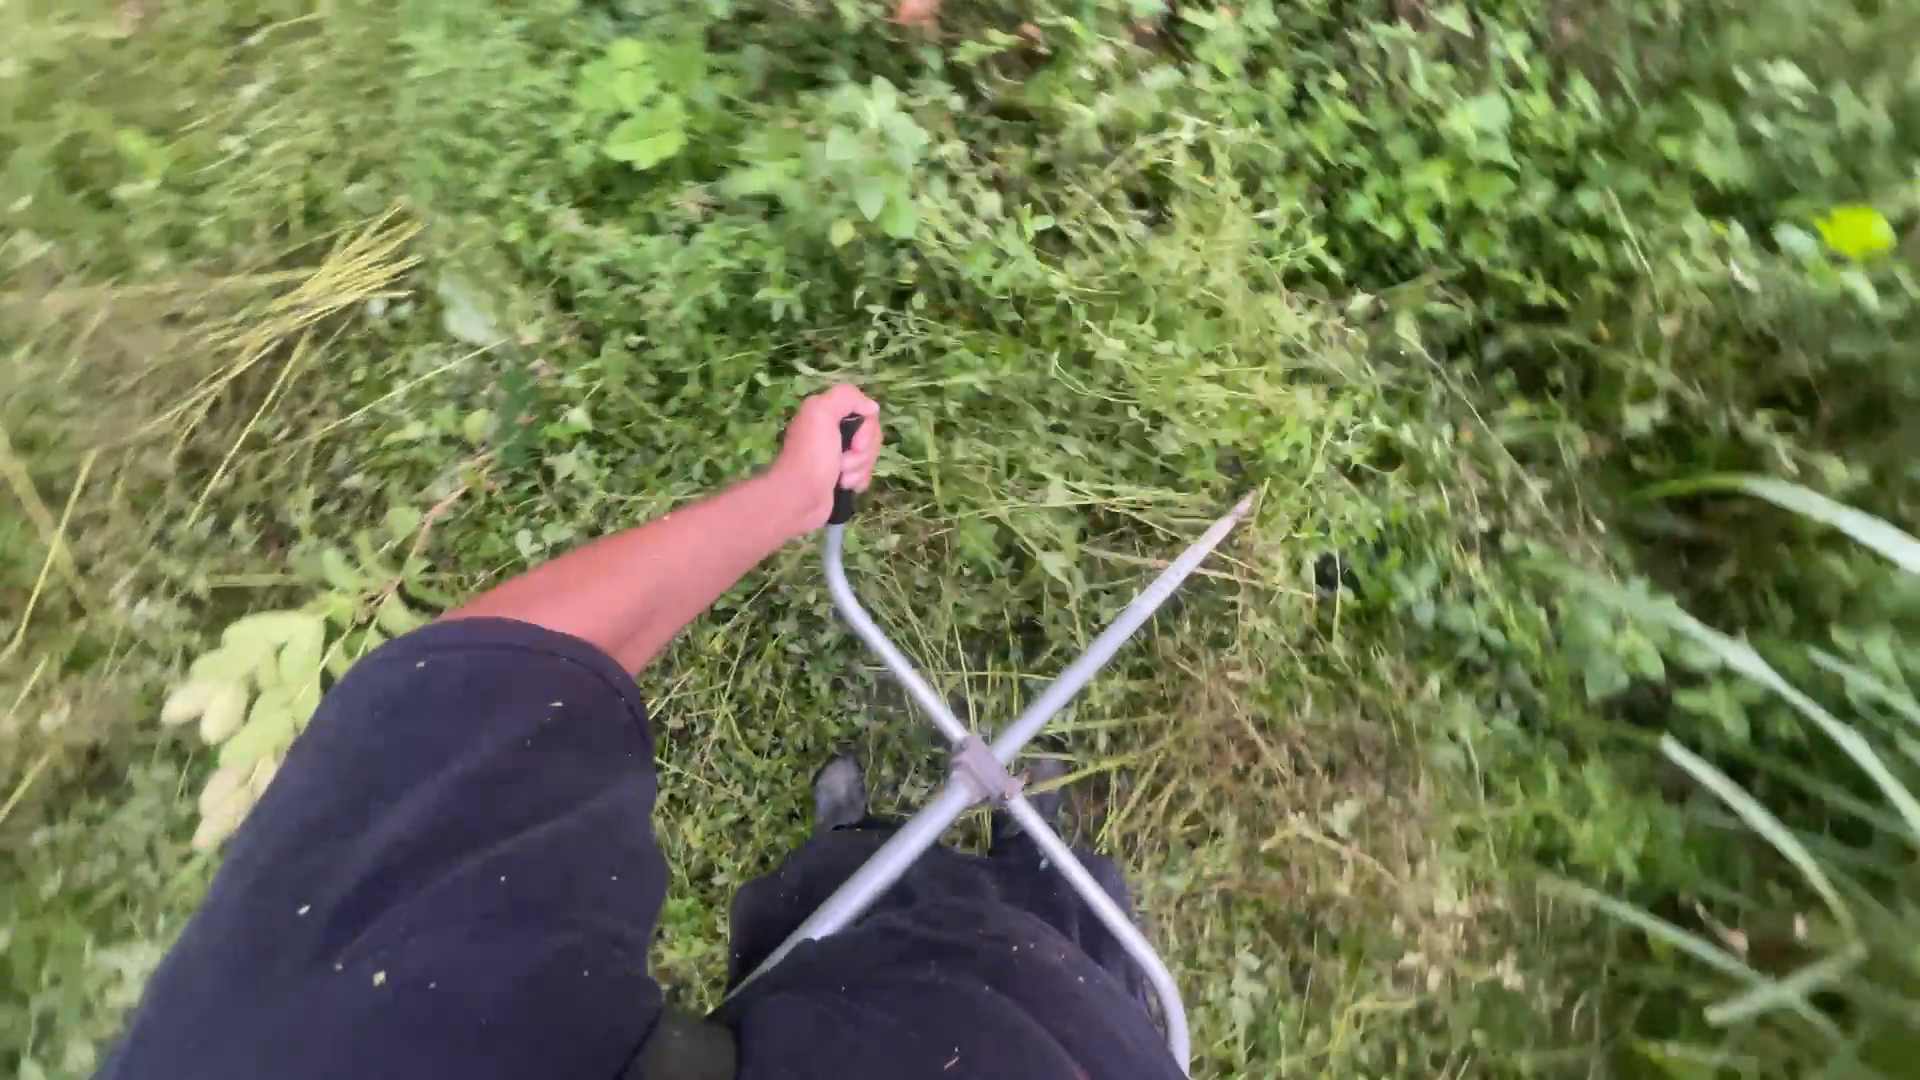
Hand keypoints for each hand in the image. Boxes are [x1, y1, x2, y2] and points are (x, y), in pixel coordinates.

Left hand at [767, 384, 881, 534]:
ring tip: (842, 478)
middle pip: (871, 435)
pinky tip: (845, 486)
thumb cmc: (812, 456)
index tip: (855, 443)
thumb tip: (872, 407)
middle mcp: (833, 430)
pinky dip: (859, 480)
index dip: (867, 429)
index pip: (867, 413)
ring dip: (860, 468)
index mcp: (828, 412)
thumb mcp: (821, 412)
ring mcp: (839, 454)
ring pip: (870, 455)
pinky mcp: (843, 475)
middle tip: (843, 462)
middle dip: (863, 452)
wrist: (800, 498)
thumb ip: (847, 397)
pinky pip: (865, 472)